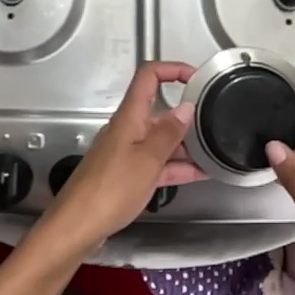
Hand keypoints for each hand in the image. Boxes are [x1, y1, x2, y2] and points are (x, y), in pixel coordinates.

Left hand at [36, 61, 203, 253]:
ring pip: (160, 140)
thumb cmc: (111, 188)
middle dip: (186, 115)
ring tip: (215, 151)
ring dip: (185, 145)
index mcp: (129, 117)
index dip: (172, 69)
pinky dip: (176, 166)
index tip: (196, 77)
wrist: (78, 225)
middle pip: (158, 111)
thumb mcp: (147, 160)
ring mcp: (126, 152)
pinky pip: (156, 163)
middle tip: (215, 122)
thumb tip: (186, 107)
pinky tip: (199, 174)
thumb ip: (168, 134)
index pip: (148, 77)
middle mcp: (127, 129)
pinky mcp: (126, 175)